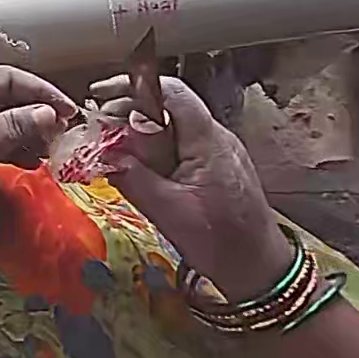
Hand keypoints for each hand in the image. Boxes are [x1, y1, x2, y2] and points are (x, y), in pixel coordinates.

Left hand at [0, 65, 76, 232]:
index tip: (68, 111)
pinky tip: (27, 163)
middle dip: (34, 113)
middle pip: (3, 98)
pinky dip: (8, 148)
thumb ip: (14, 126)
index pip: (7, 78)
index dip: (40, 91)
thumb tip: (49, 113)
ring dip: (24, 133)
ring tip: (49, 152)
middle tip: (61, 134)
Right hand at [93, 75, 295, 301]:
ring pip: (172, 125)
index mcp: (208, 141)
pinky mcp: (214, 165)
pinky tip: (136, 162)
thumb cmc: (219, 242)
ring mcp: (217, 150)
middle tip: (98, 124)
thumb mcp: (168, 211)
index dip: (133, 86)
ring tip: (110, 143)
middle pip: (168, 105)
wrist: (261, 270)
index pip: (171, 92)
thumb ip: (133, 177)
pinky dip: (154, 147)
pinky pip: (179, 143)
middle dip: (129, 109)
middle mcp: (215, 136)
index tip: (102, 94)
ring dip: (140, 130)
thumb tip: (102, 153)